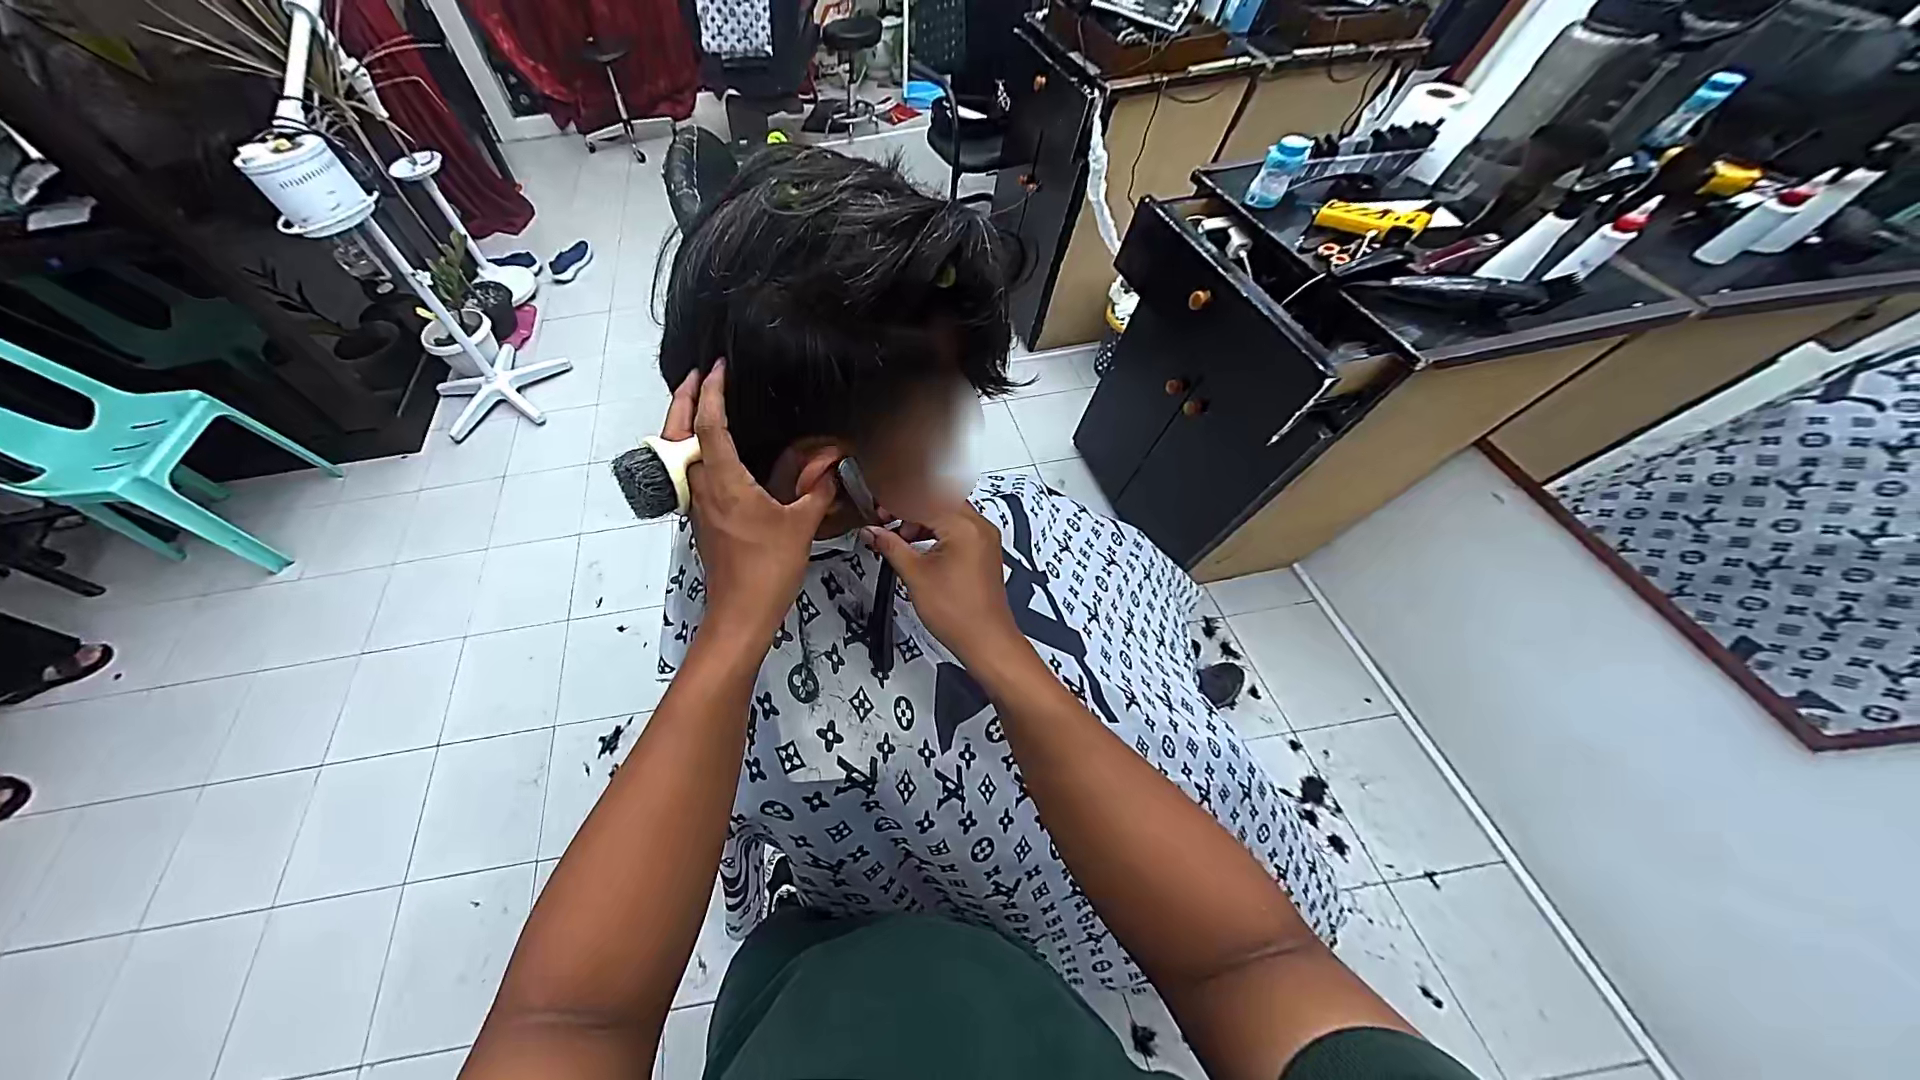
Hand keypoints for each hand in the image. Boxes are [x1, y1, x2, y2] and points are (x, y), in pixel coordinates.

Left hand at [666, 361, 836, 643]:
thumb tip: (829, 467)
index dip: (712, 393)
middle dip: (685, 399)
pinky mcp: (703, 517)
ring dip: (687, 422)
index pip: (709, 426)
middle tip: (699, 376)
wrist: (740, 613)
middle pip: (679, 433)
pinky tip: (717, 449)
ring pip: (681, 452)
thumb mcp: (801, 526)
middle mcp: (703, 489)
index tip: (719, 370)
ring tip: (703, 403)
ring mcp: (699, 504)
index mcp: (725, 484)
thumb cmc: (764, 574)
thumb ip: (816, 490)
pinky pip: (693, 471)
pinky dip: (696, 448)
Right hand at [862, 500, 1022, 666]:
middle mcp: (979, 527)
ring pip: (948, 513)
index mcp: (964, 527)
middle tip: (886, 521)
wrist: (985, 640)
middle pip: (937, 500)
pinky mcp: (984, 550)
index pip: (924, 499)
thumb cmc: (961, 615)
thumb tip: (874, 533)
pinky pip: (958, 528)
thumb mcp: (915, 575)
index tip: (878, 513)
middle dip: (908, 509)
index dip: (895, 503)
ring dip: (922, 520)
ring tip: (900, 537)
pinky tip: (918, 545)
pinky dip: (936, 531)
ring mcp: (984, 538)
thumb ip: (891, 546)